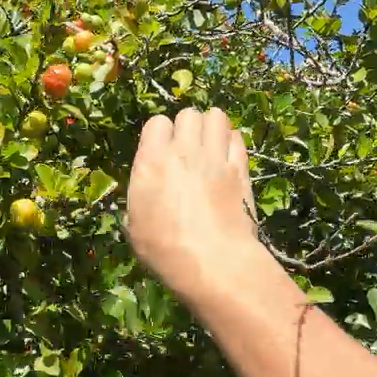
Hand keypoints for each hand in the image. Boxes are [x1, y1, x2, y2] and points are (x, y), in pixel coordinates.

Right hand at [125, 108, 276, 305]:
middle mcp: (183, 151)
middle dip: (187, 127)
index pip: (157, 123)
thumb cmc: (165, 250)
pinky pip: (237, 138)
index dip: (159, 135)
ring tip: (210, 144)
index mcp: (151, 162)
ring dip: (212, 126)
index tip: (161, 152)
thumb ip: (140, 199)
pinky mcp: (240, 169)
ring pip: (216, 117)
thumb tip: (145, 196)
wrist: (213, 261)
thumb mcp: (135, 227)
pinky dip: (231, 141)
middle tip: (188, 148)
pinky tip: (227, 155)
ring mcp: (215, 157)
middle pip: (188, 115)